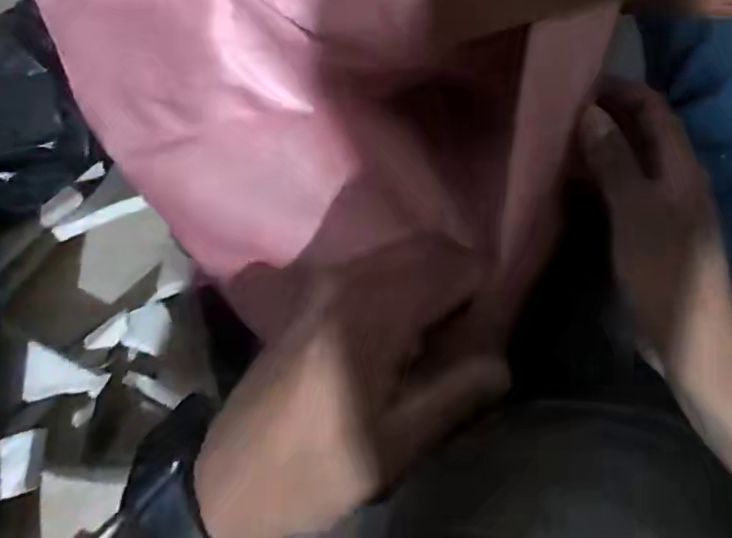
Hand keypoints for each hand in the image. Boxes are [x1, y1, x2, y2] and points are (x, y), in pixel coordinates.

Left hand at [193, 247, 508, 537]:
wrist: (228, 483)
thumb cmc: (314, 468)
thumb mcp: (390, 451)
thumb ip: (453, 398)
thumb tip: (503, 361)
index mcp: (371, 314)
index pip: (458, 267)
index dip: (481, 296)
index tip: (477, 339)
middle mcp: (351, 279)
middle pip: (434, 247)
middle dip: (462, 279)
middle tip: (462, 334)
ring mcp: (329, 278)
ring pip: (408, 247)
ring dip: (435, 276)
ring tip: (431, 332)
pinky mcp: (316, 287)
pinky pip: (381, 259)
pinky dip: (408, 275)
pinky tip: (400, 324)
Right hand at [577, 78, 731, 385]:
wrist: (692, 342)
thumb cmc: (665, 270)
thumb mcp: (635, 211)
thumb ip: (615, 160)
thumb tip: (592, 111)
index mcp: (681, 165)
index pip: (655, 108)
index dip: (622, 90)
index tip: (581, 83)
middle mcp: (676, 177)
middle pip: (644, 131)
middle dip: (608, 115)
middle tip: (562, 109)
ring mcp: (665, 204)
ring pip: (632, 160)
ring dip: (602, 146)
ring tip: (559, 138)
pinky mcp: (652, 230)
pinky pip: (625, 189)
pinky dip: (601, 177)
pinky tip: (571, 182)